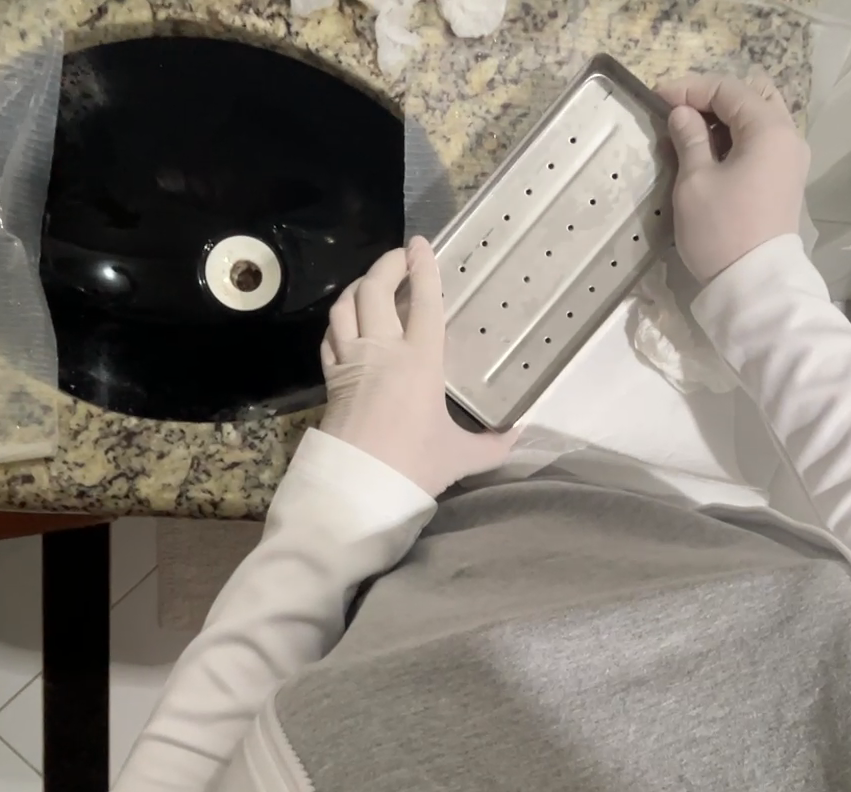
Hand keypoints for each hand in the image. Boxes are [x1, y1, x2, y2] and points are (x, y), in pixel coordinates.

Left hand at [320, 239, 514, 496]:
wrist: (360, 488)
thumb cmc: (414, 466)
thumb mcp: (461, 457)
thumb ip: (493, 445)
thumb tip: (519, 436)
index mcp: (419, 361)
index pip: (424, 302)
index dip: (424, 268)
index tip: (423, 244)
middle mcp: (382, 350)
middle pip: (375, 289)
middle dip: (387, 265)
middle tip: (400, 258)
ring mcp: (351, 362)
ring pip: (345, 307)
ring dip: (359, 287)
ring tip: (373, 283)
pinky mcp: (331, 379)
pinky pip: (330, 337)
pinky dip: (339, 321)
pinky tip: (348, 323)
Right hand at [656, 72, 809, 283]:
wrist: (752, 284)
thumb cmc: (720, 232)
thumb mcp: (695, 182)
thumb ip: (689, 140)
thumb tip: (682, 115)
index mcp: (769, 128)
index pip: (728, 89)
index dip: (690, 89)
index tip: (658, 98)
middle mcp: (788, 136)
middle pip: (752, 96)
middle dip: (713, 98)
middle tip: (680, 112)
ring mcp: (790, 160)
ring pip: (759, 119)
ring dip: (726, 119)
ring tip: (692, 133)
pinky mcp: (785, 182)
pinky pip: (762, 144)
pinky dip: (737, 139)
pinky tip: (712, 153)